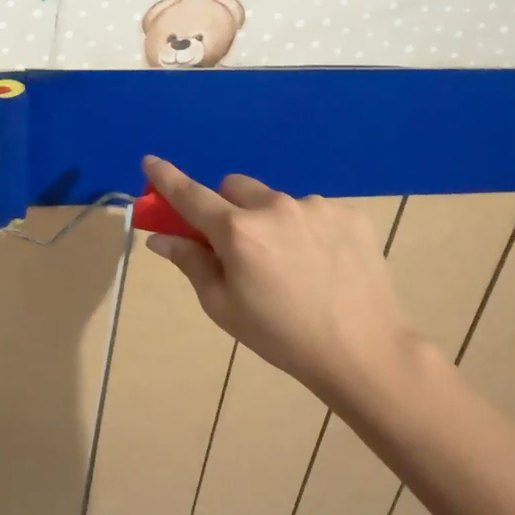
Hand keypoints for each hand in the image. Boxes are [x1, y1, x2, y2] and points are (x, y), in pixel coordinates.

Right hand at [141, 155, 422, 402]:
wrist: (364, 352)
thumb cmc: (281, 336)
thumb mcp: (223, 307)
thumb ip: (190, 262)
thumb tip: (160, 237)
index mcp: (238, 232)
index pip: (190, 194)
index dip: (166, 178)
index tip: (150, 161)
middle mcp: (275, 207)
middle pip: (234, 187)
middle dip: (227, 207)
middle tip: (237, 245)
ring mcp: (317, 206)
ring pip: (276, 200)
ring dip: (270, 220)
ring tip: (291, 264)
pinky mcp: (350, 214)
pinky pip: (313, 211)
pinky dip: (307, 229)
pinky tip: (321, 263)